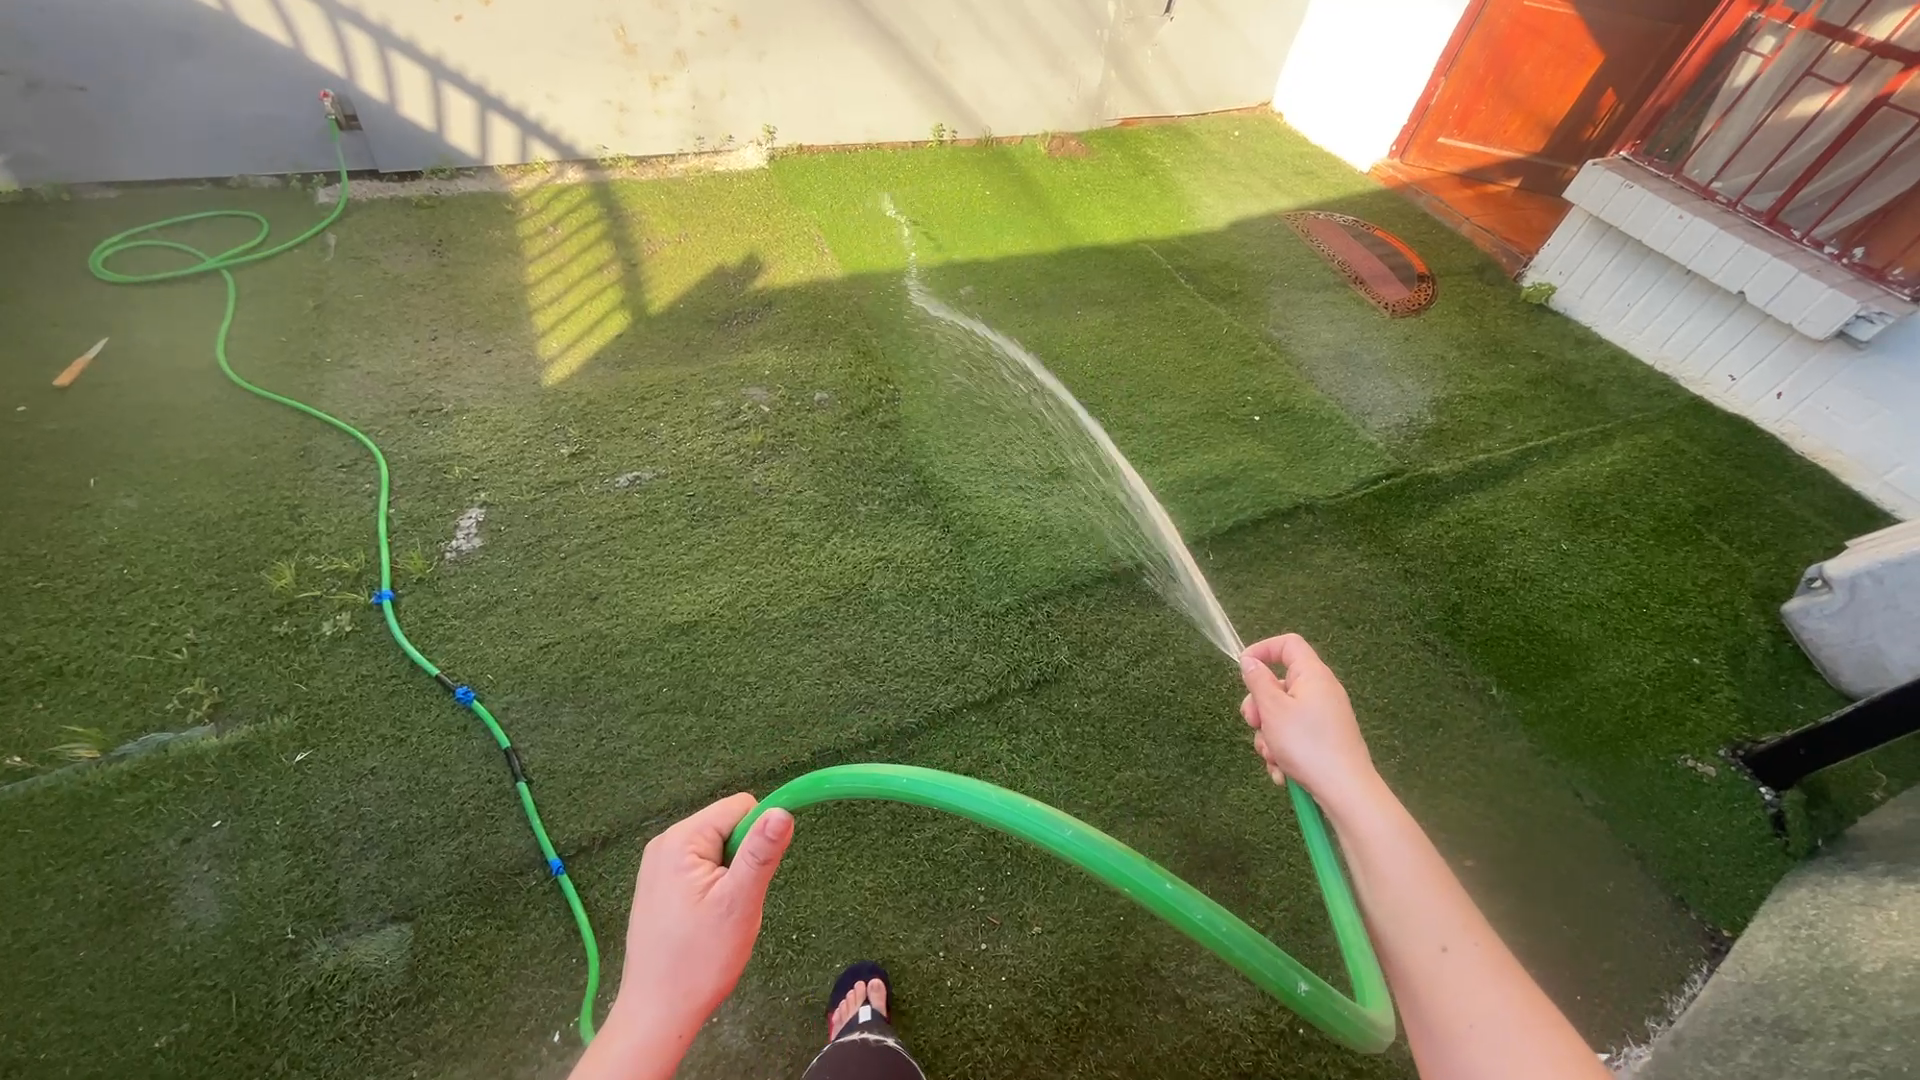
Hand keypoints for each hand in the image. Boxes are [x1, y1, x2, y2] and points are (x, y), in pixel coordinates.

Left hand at [611, 793, 794, 1035]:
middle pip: (729, 826)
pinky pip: (705, 867)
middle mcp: (666, 843)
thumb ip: (761, 852)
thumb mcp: (740, 902)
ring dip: (733, 877)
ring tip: (722, 915)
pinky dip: (717, 888)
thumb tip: (784, 809)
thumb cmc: (700, 959)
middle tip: (736, 903)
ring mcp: (660, 865)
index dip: (758, 838)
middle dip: (744, 860)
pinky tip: (709, 920)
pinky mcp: (661, 885)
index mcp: (681, 839)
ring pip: (720, 849)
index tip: (752, 878)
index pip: (741, 807)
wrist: (658, 1014)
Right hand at [1238, 634, 1379, 810]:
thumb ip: (1257, 681)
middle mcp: (1320, 692)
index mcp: (1312, 675)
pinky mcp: (1323, 740)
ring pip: (1280, 715)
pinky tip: (1281, 771)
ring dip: (1268, 735)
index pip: (1288, 644)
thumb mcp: (1273, 709)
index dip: (1263, 649)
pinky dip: (1282, 751)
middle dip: (1259, 706)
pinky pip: (1293, 735)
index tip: (1243, 668)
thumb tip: (1249, 661)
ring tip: (1273, 756)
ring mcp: (1323, 717)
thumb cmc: (1307, 744)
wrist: (1345, 791)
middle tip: (1253, 722)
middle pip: (1278, 684)